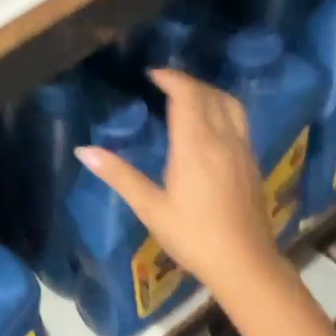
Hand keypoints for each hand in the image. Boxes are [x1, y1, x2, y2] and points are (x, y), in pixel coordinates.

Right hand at [75, 69, 281, 284]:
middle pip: (209, 95)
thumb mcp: (150, 208)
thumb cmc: (192, 237)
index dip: (171, 79)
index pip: (187, 96)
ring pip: (230, 105)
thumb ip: (120, 176)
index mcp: (195, 146)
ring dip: (209, 93)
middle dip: (187, 83)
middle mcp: (222, 139)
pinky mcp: (252, 163)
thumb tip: (84, 150)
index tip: (153, 74)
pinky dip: (222, 110)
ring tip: (190, 96)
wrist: (243, 262)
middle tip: (165, 83)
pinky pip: (239, 122)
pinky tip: (211, 125)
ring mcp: (242, 150)